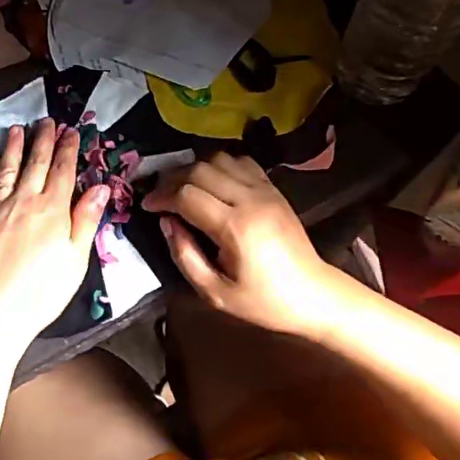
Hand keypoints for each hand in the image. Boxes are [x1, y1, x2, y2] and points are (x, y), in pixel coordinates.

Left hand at [0, 119, 109, 354]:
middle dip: (43, 139)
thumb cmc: (38, 295)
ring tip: (17, 129)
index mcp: (52, 210)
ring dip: (13, 147)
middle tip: (47, 121)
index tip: (71, 132)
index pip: (63, 170)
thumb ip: (86, 220)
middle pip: (35, 163)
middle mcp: (23, 203)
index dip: (68, 149)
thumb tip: (100, 189)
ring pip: (6, 170)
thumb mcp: (76, 260)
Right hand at [141, 153, 351, 339]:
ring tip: (182, 187)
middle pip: (200, 169)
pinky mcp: (273, 187)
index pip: (187, 195)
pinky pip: (240, 161)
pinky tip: (211, 182)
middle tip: (158, 195)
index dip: (161, 197)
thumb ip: (185, 256)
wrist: (313, 293)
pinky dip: (219, 164)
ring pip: (219, 158)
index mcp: (236, 227)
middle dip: (171, 179)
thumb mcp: (215, 294)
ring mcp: (265, 189)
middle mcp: (251, 199)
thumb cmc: (263, 301)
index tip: (147, 206)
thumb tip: (166, 223)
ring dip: (194, 168)